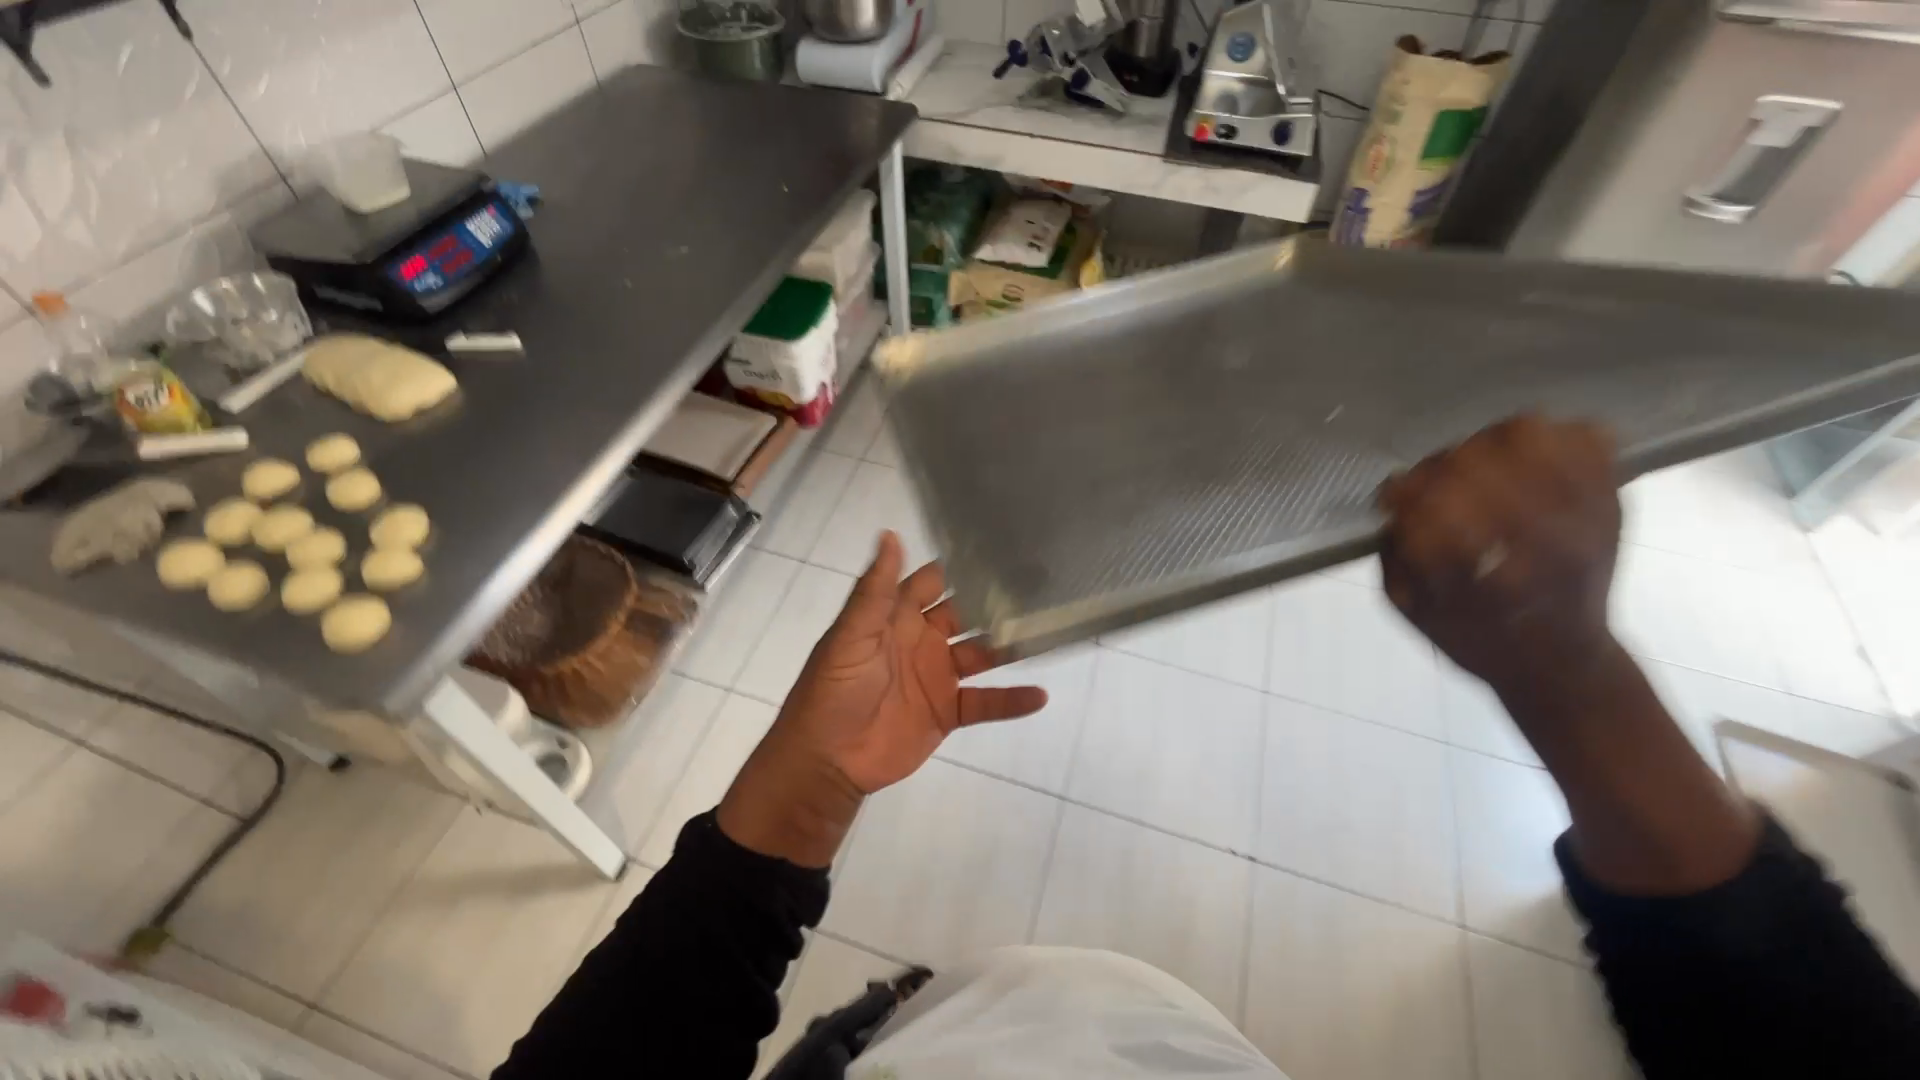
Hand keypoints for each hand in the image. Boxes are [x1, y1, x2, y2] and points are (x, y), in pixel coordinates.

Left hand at [717, 531, 1047, 865]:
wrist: (827, 760)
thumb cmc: (833, 690)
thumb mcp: (851, 635)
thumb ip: (875, 589)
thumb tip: (890, 534)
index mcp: (895, 617)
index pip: (931, 582)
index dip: (958, 566)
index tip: (998, 546)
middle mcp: (920, 641)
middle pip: (965, 615)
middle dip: (996, 602)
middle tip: (1040, 585)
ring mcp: (936, 677)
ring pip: (981, 656)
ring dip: (1010, 647)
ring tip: (1049, 632)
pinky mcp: (946, 713)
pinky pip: (985, 702)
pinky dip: (1011, 700)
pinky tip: (1040, 695)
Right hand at [1378, 414, 1622, 700]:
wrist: (1562, 662)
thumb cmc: (1476, 640)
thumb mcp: (1413, 609)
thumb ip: (1398, 551)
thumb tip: (1399, 502)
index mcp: (1486, 575)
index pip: (1432, 502)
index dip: (1403, 494)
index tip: (1391, 501)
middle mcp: (1542, 540)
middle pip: (1473, 462)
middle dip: (1439, 471)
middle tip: (1432, 487)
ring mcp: (1584, 515)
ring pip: (1528, 436)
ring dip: (1488, 446)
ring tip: (1478, 466)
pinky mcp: (1610, 501)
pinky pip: (1586, 438)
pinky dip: (1551, 438)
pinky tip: (1527, 460)